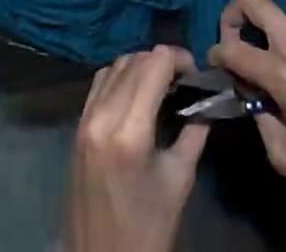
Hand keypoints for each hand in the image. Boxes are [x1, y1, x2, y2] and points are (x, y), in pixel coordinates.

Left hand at [65, 45, 208, 251]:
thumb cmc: (148, 226)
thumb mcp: (181, 176)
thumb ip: (196, 128)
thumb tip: (208, 96)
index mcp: (130, 130)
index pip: (157, 61)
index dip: (182, 59)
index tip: (196, 77)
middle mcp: (102, 117)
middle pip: (137, 58)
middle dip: (165, 61)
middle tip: (184, 81)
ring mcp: (84, 121)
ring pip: (117, 65)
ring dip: (143, 65)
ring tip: (162, 86)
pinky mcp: (77, 128)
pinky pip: (100, 82)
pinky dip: (122, 76)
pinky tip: (138, 95)